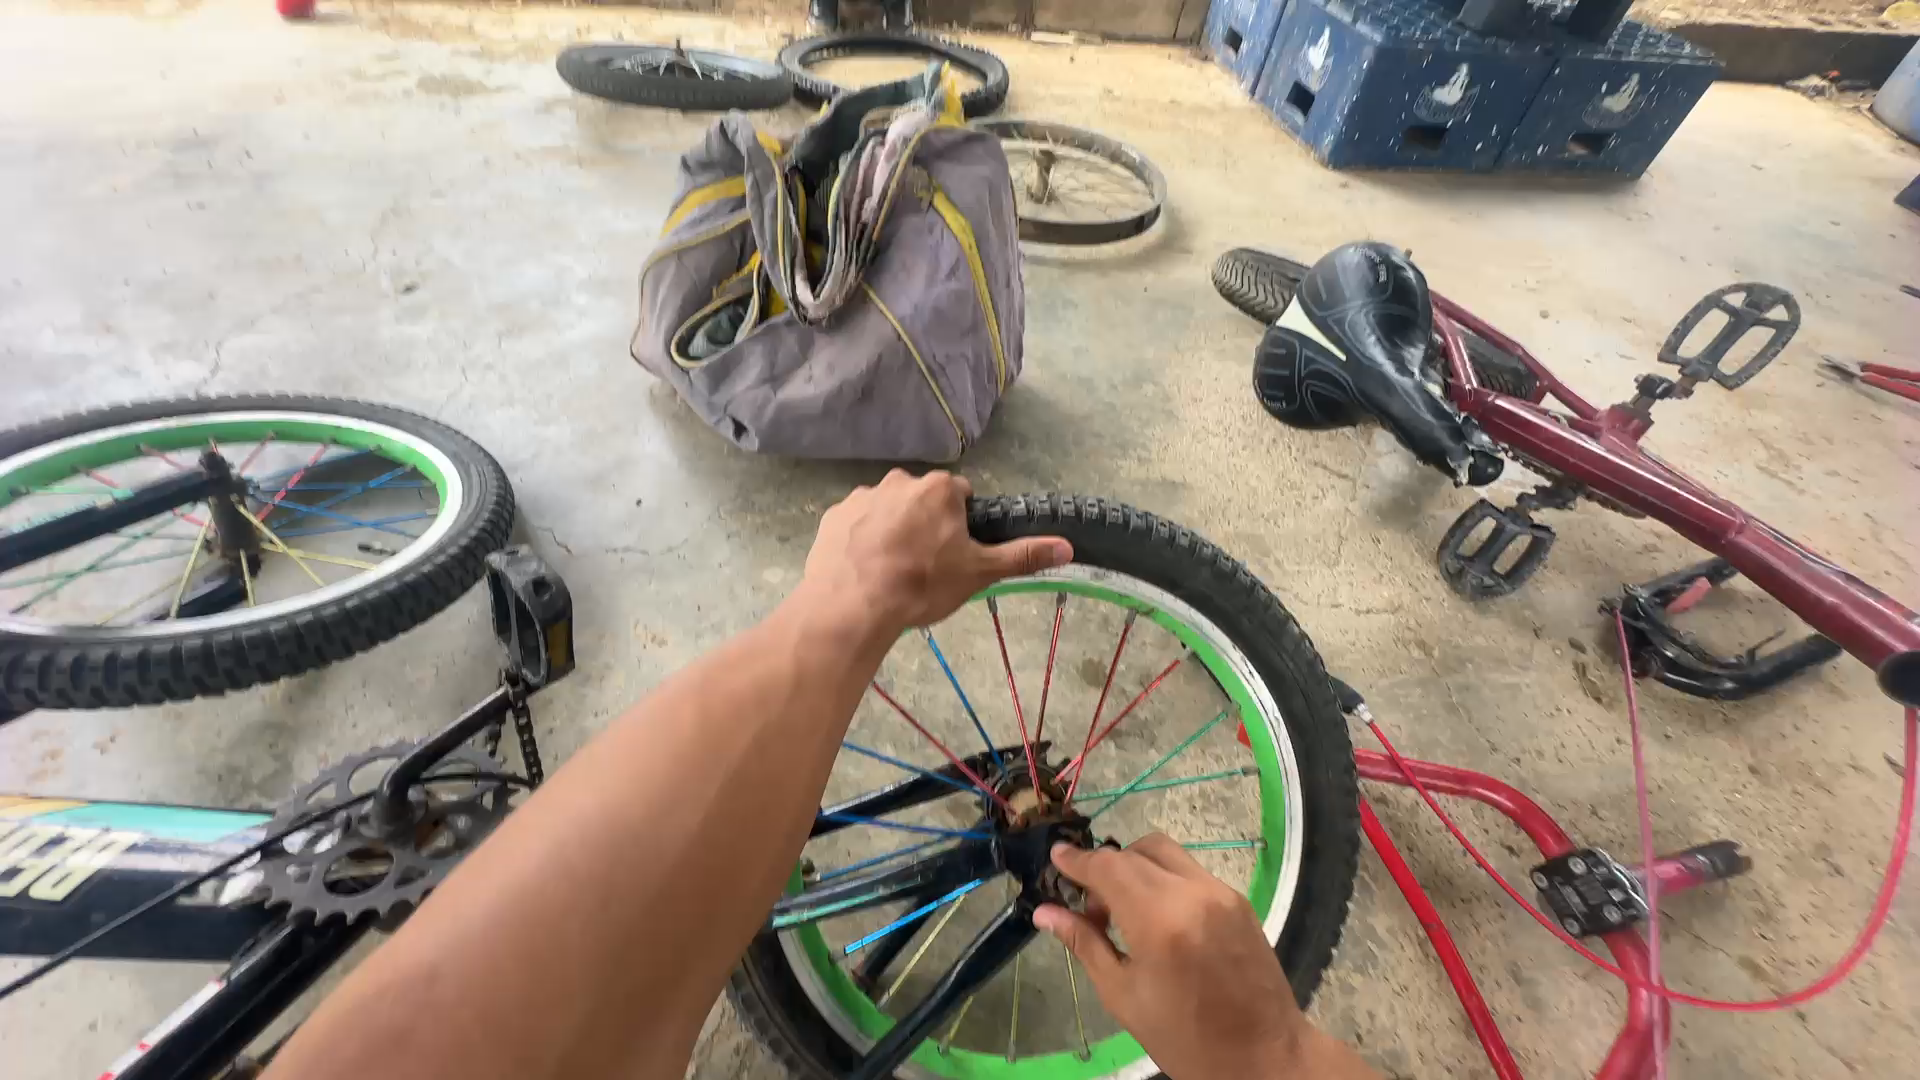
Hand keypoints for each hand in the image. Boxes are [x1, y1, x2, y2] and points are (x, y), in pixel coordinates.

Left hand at [800, 470, 1070, 638]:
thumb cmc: (922, 585)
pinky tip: (863, 570)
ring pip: (888, 510)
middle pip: (923, 500)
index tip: (954, 553)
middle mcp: (900, 481)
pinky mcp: (833, 516)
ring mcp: (862, 496)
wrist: (853, 605)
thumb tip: (1068, 546)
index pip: (961, 496)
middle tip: (923, 566)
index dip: (961, 525)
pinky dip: (862, 540)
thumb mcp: (979, 573)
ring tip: (890, 572)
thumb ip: (1022, 555)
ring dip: (893, 531)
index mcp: (939, 489)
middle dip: (926, 525)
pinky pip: (857, 523)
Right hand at [1034, 835, 1372, 1079]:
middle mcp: (1190, 892)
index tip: (1056, 856)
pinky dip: (1161, 875)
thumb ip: (1084, 943)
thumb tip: (1044, 911)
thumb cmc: (1187, 1039)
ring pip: (1162, 850)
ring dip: (1133, 863)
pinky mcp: (1236, 897)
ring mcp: (1218, 890)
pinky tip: (1156, 913)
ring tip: (1123, 905)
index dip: (1078, 859)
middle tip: (1089, 904)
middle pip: (1132, 853)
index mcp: (1159, 921)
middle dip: (1103, 867)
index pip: (1108, 867)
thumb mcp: (1124, 996)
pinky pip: (1187, 867)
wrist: (1268, 1059)